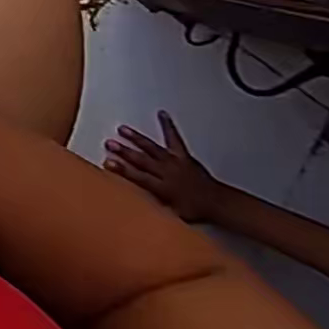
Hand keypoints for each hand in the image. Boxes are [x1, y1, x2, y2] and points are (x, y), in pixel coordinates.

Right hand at [104, 112, 223, 222]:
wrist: (221, 205)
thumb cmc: (196, 210)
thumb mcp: (176, 214)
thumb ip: (157, 205)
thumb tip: (137, 201)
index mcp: (164, 189)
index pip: (139, 178)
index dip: (123, 171)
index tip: (107, 162)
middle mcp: (167, 173)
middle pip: (143, 161)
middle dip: (125, 152)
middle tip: (109, 143)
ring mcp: (175, 162)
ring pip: (153, 149)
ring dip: (137, 139)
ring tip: (122, 129)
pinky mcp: (183, 156)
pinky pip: (174, 139)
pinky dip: (168, 126)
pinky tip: (162, 114)